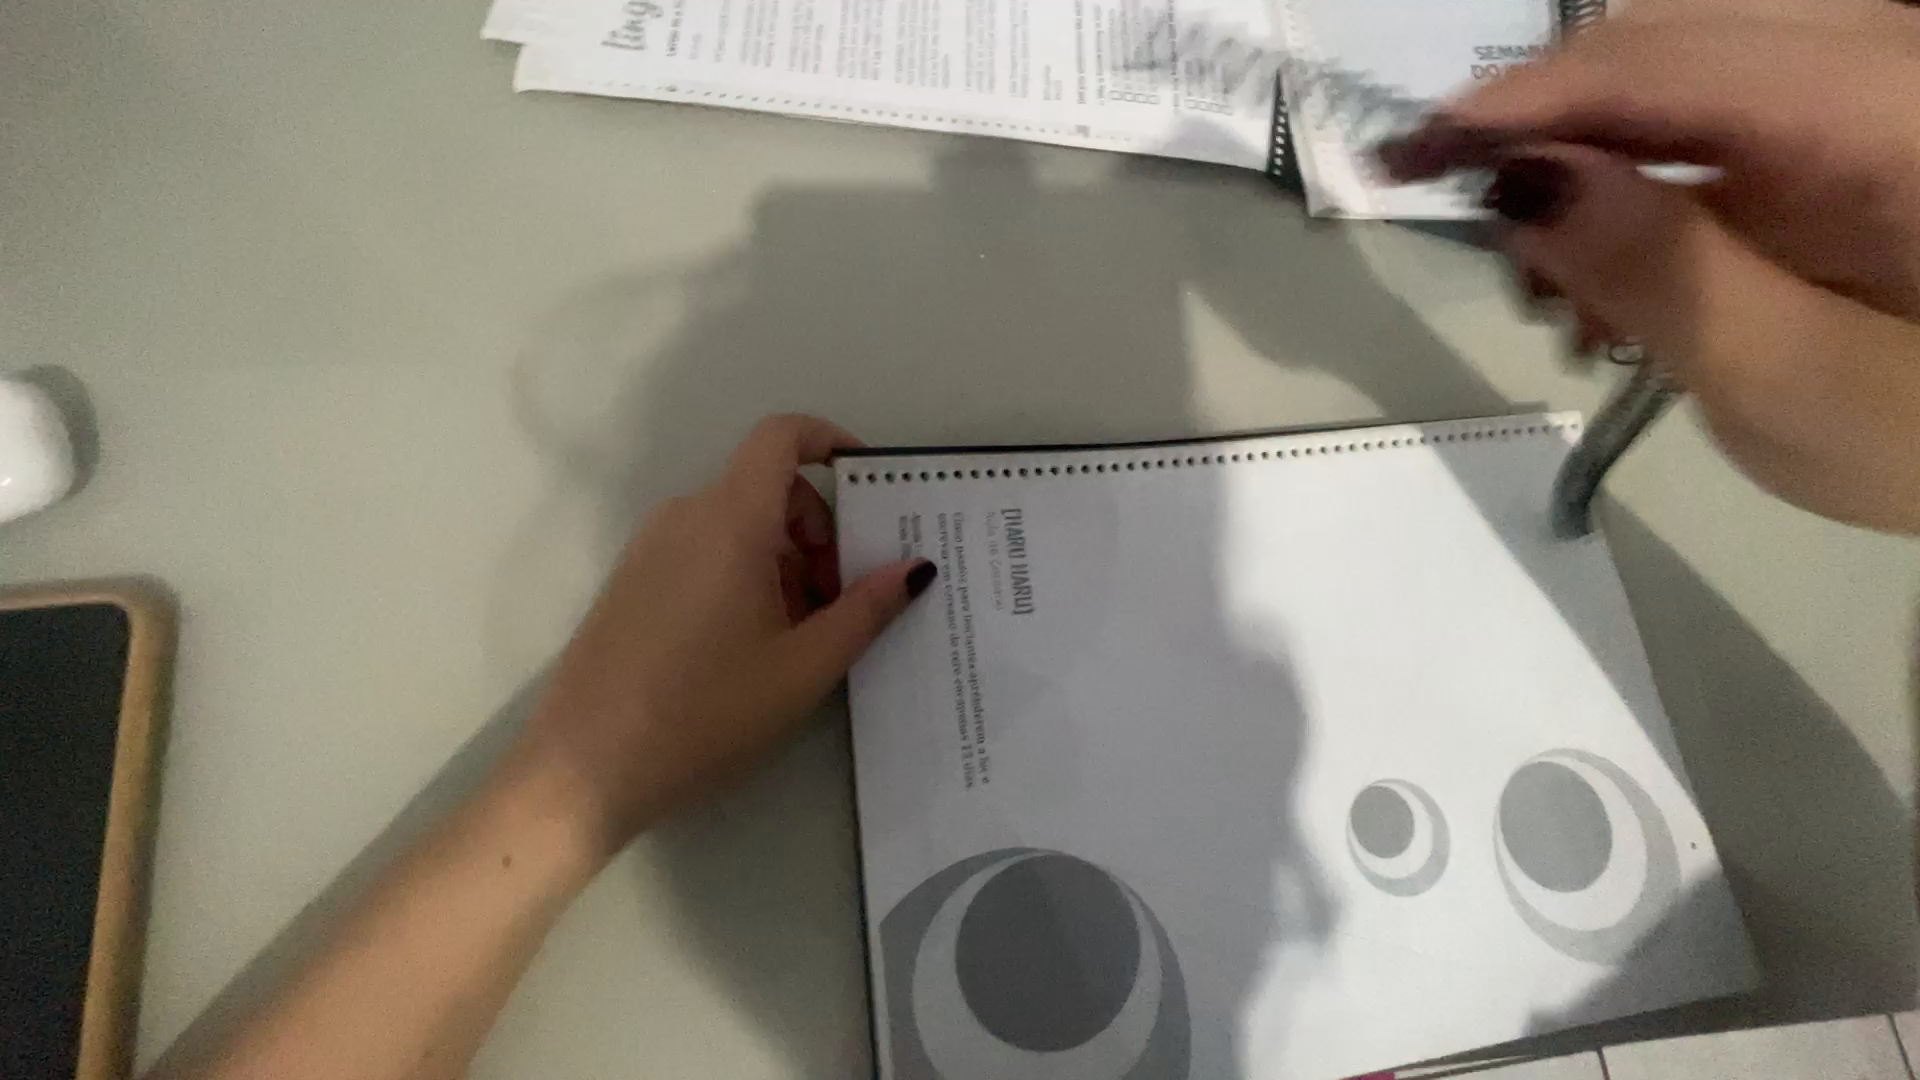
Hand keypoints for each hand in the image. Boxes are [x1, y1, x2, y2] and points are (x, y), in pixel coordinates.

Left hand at [508, 414, 933, 853]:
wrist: (582, 770)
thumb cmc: (706, 711)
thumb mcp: (805, 665)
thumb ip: (867, 609)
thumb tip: (917, 568)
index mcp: (731, 520)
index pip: (781, 436)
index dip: (830, 440)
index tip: (866, 484)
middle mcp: (687, 517)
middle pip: (770, 487)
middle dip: (820, 529)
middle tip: (841, 598)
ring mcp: (653, 547)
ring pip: (741, 523)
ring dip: (787, 558)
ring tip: (801, 633)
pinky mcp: (636, 580)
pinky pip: (707, 550)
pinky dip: (748, 572)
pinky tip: (752, 644)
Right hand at [1376, 1, 1919, 532]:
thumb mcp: (1782, 377)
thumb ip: (1658, 270)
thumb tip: (1524, 186)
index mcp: (1906, 123)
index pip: (1676, 64)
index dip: (1528, 100)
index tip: (1412, 150)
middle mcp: (1902, 69)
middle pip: (1674, 30)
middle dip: (1544, 114)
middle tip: (1455, 200)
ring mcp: (1879, 90)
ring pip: (1682, 57)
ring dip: (1576, 146)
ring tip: (1543, 272)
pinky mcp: (1850, 125)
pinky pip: (1707, 105)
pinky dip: (1619, 168)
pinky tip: (1599, 261)